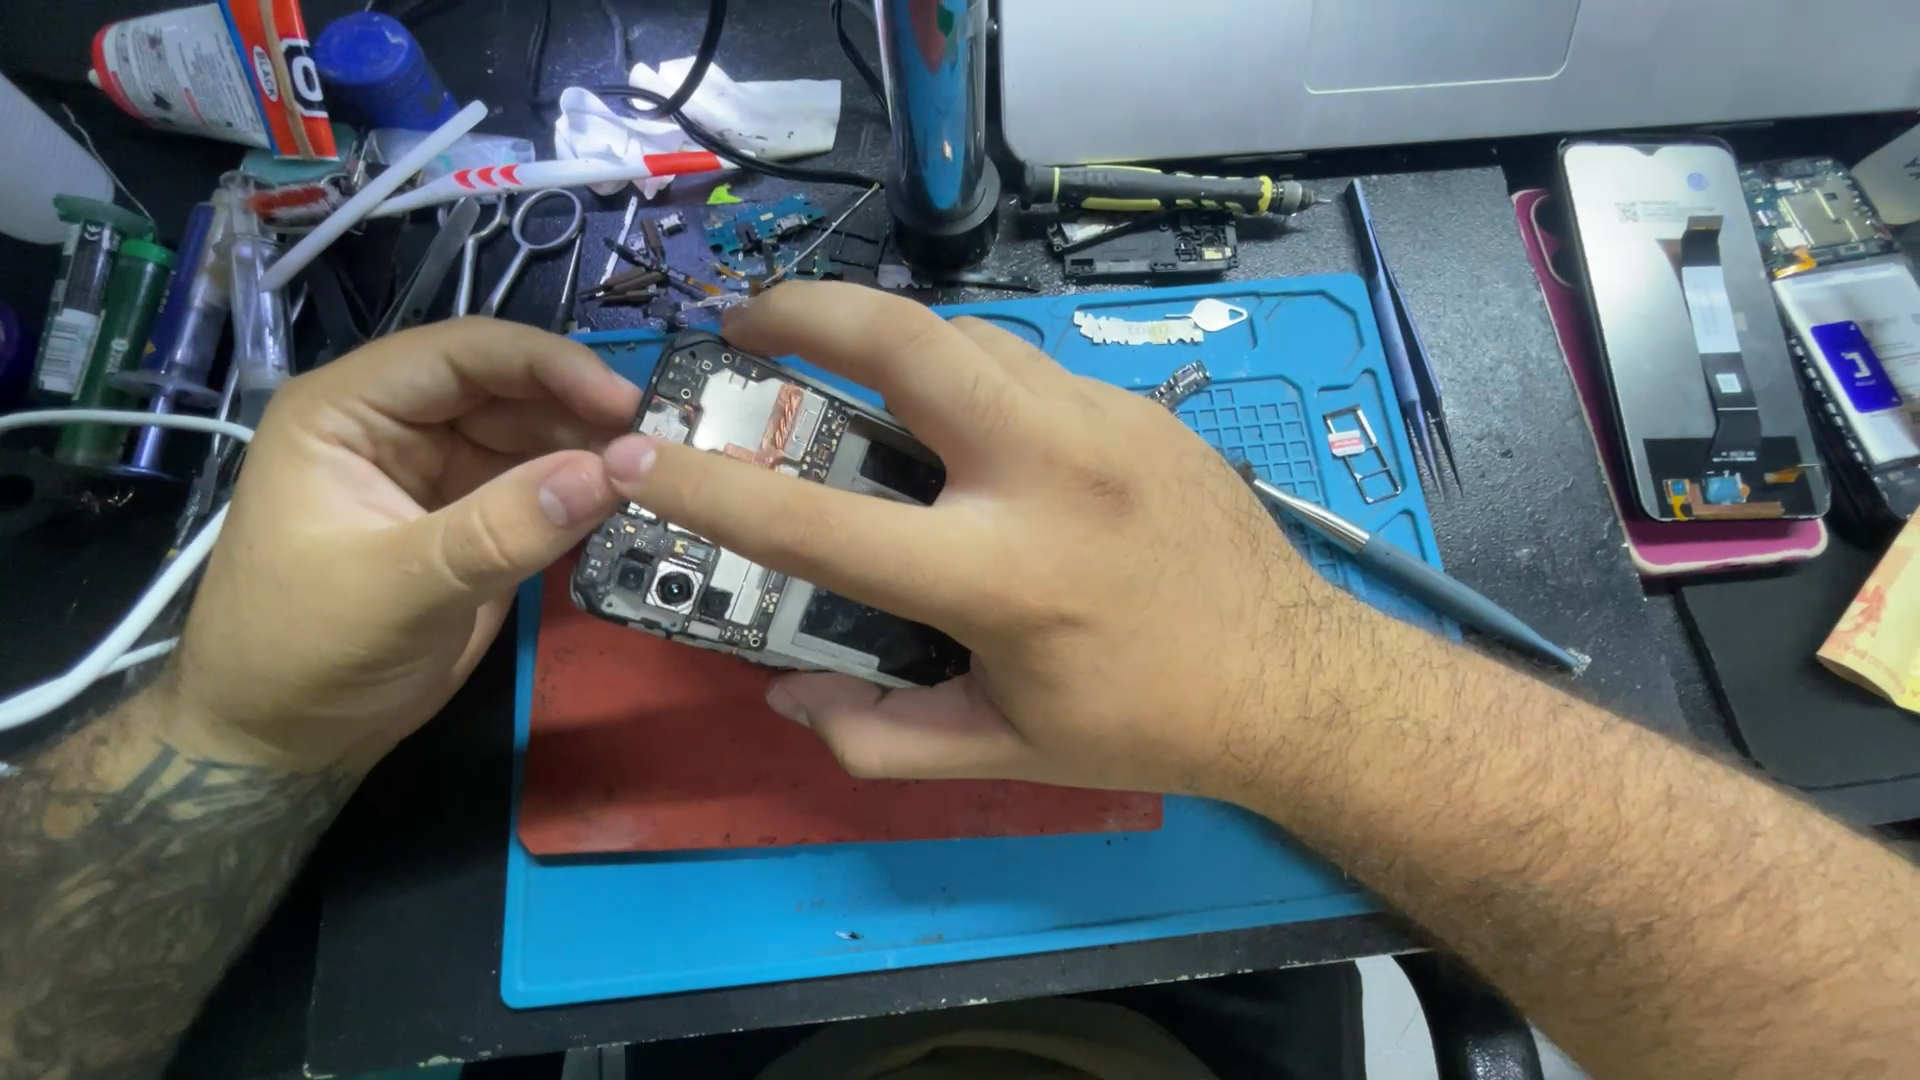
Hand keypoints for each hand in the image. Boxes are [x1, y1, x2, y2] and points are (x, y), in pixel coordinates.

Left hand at [157, 319, 640, 772]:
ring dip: (597, 452)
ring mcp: (450, 473)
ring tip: (655, 477)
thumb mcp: (399, 590)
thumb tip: (606, 475)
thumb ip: (500, 531)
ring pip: (541, 436)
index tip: (624, 403)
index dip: (547, 365)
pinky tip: (632, 503)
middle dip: (584, 411)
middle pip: (513, 391)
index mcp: (350, 414)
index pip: (460, 356)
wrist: (296, 736)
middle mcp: (404, 428)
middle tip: (659, 447)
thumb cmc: (308, 653)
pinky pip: (551, 486)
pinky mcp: (486, 517)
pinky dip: (592, 492)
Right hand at [601, 283, 1376, 798]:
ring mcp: (1104, 423)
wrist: (1294, 681)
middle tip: (747, 325)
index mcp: (1000, 576)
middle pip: (908, 342)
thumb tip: (788, 692)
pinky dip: (967, 376)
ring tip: (842, 363)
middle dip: (807, 312)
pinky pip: (1025, 367)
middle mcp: (1047, 473)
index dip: (710, 489)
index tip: (638, 454)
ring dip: (888, 339)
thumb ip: (876, 735)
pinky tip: (961, 420)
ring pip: (967, 337)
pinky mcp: (1140, 408)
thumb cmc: (1143, 726)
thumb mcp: (1001, 751)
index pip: (820, 524)